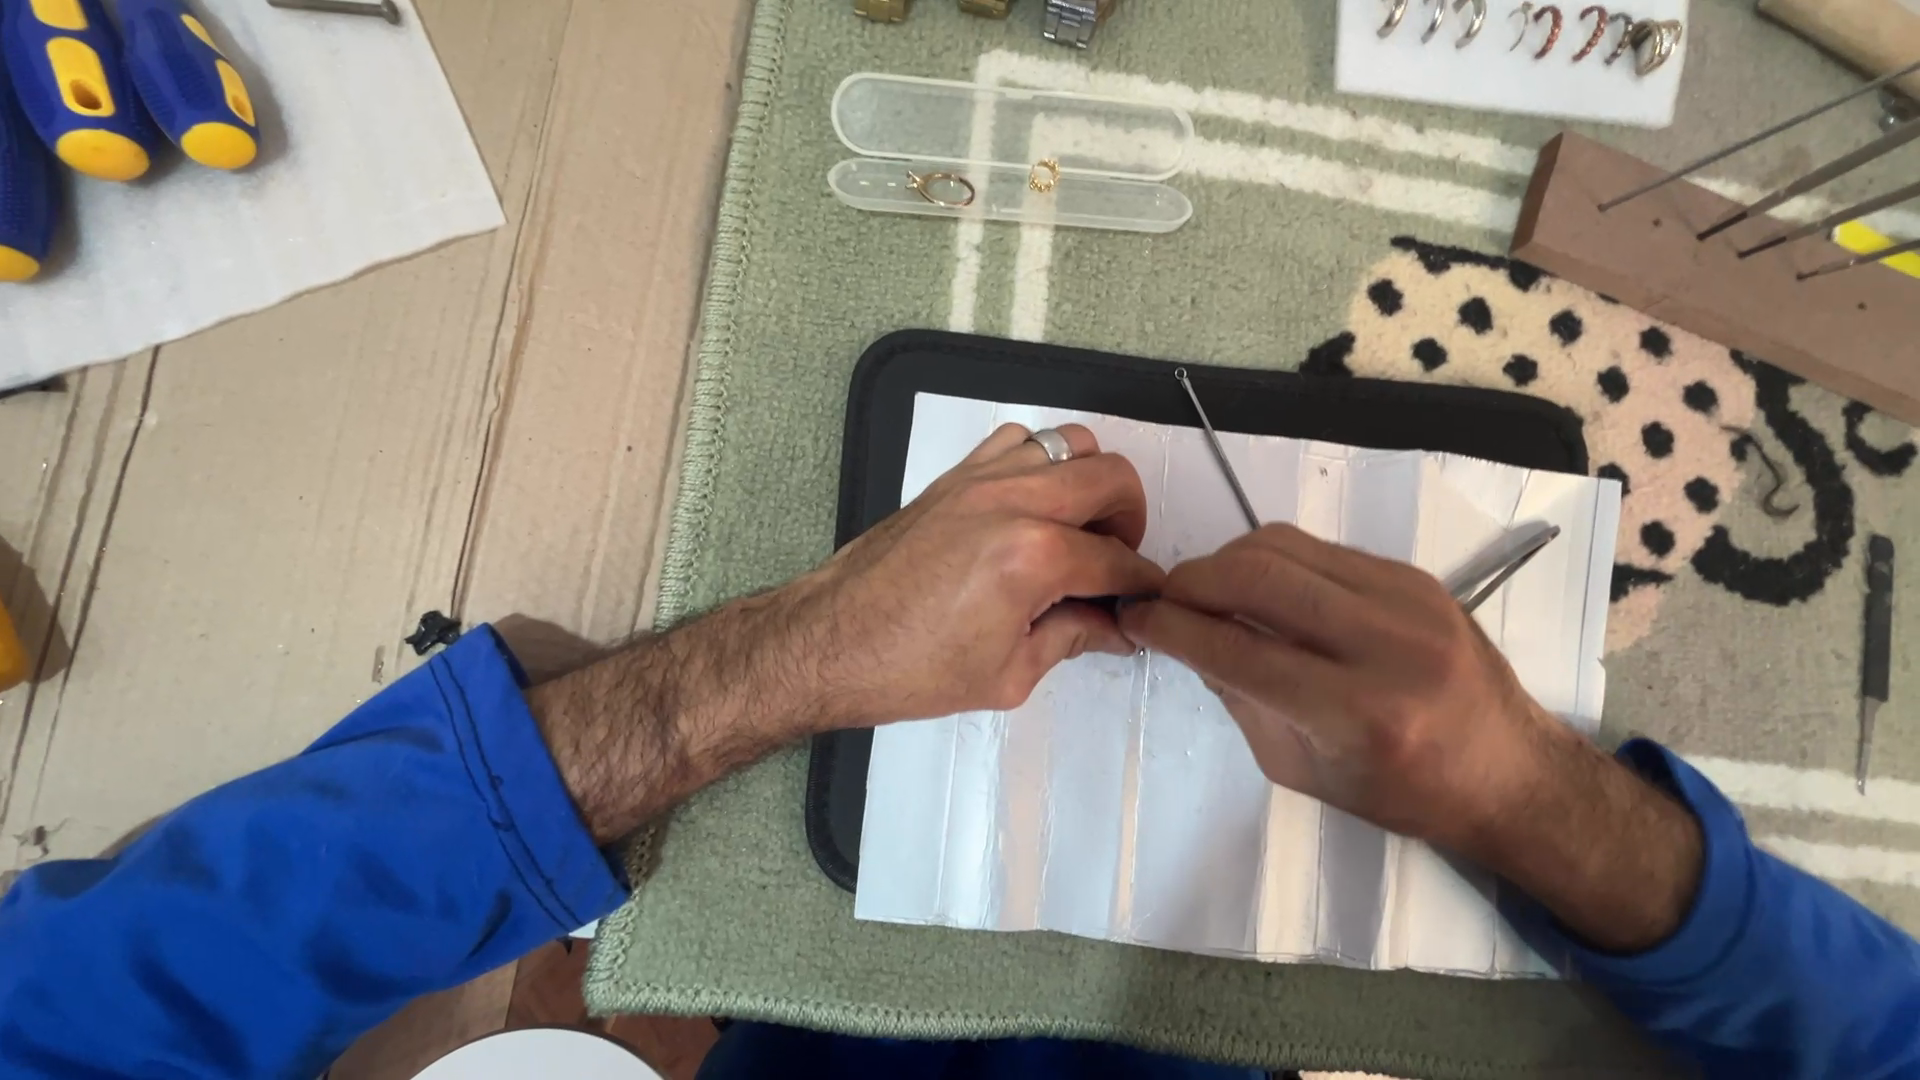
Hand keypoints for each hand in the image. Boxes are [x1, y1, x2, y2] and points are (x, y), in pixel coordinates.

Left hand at [803, 422, 1164, 726]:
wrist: (831, 643)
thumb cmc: (909, 669)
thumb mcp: (1008, 674)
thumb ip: (1072, 637)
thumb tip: (1112, 627)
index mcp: (1032, 557)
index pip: (1117, 561)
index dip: (1142, 586)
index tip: (1144, 600)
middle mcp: (1011, 501)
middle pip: (1110, 479)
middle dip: (1132, 521)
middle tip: (1117, 561)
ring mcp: (979, 480)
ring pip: (1068, 444)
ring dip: (1089, 482)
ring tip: (1080, 528)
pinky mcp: (953, 477)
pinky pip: (1017, 440)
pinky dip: (1041, 461)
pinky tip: (1032, 504)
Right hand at [1120, 524, 1701, 952]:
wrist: (1509, 773)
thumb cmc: (1397, 792)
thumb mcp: (1296, 766)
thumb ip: (1236, 694)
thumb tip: (1184, 636)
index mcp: (1357, 713)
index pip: (1234, 647)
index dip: (1170, 626)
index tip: (1133, 617)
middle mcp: (1387, 644)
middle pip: (1256, 576)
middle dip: (1189, 579)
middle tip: (1163, 598)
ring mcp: (1408, 599)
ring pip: (1282, 544)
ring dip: (1225, 561)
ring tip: (1208, 591)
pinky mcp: (1414, 575)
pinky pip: (1316, 547)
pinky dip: (1269, 560)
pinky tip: (1260, 589)